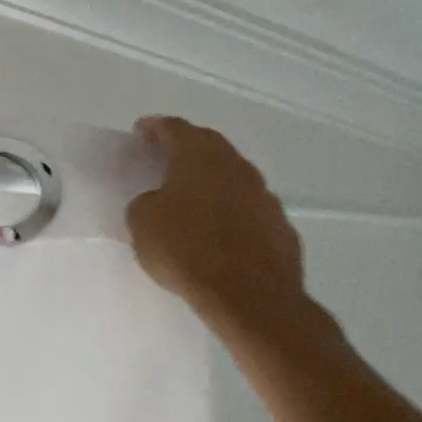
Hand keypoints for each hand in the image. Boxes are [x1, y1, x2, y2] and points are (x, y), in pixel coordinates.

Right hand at [125, 116, 306, 327]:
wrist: (248, 294)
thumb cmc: (185, 248)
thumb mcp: (142, 221)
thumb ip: (147, 201)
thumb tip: (160, 201)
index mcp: (198, 160)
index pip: (176, 129)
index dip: (155, 127)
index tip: (140, 130)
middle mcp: (236, 169)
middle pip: (211, 145)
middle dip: (187, 146)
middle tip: (164, 154)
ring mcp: (265, 198)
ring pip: (234, 175)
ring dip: (212, 178)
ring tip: (191, 193)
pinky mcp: (280, 228)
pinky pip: (250, 207)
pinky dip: (231, 208)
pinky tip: (218, 227)